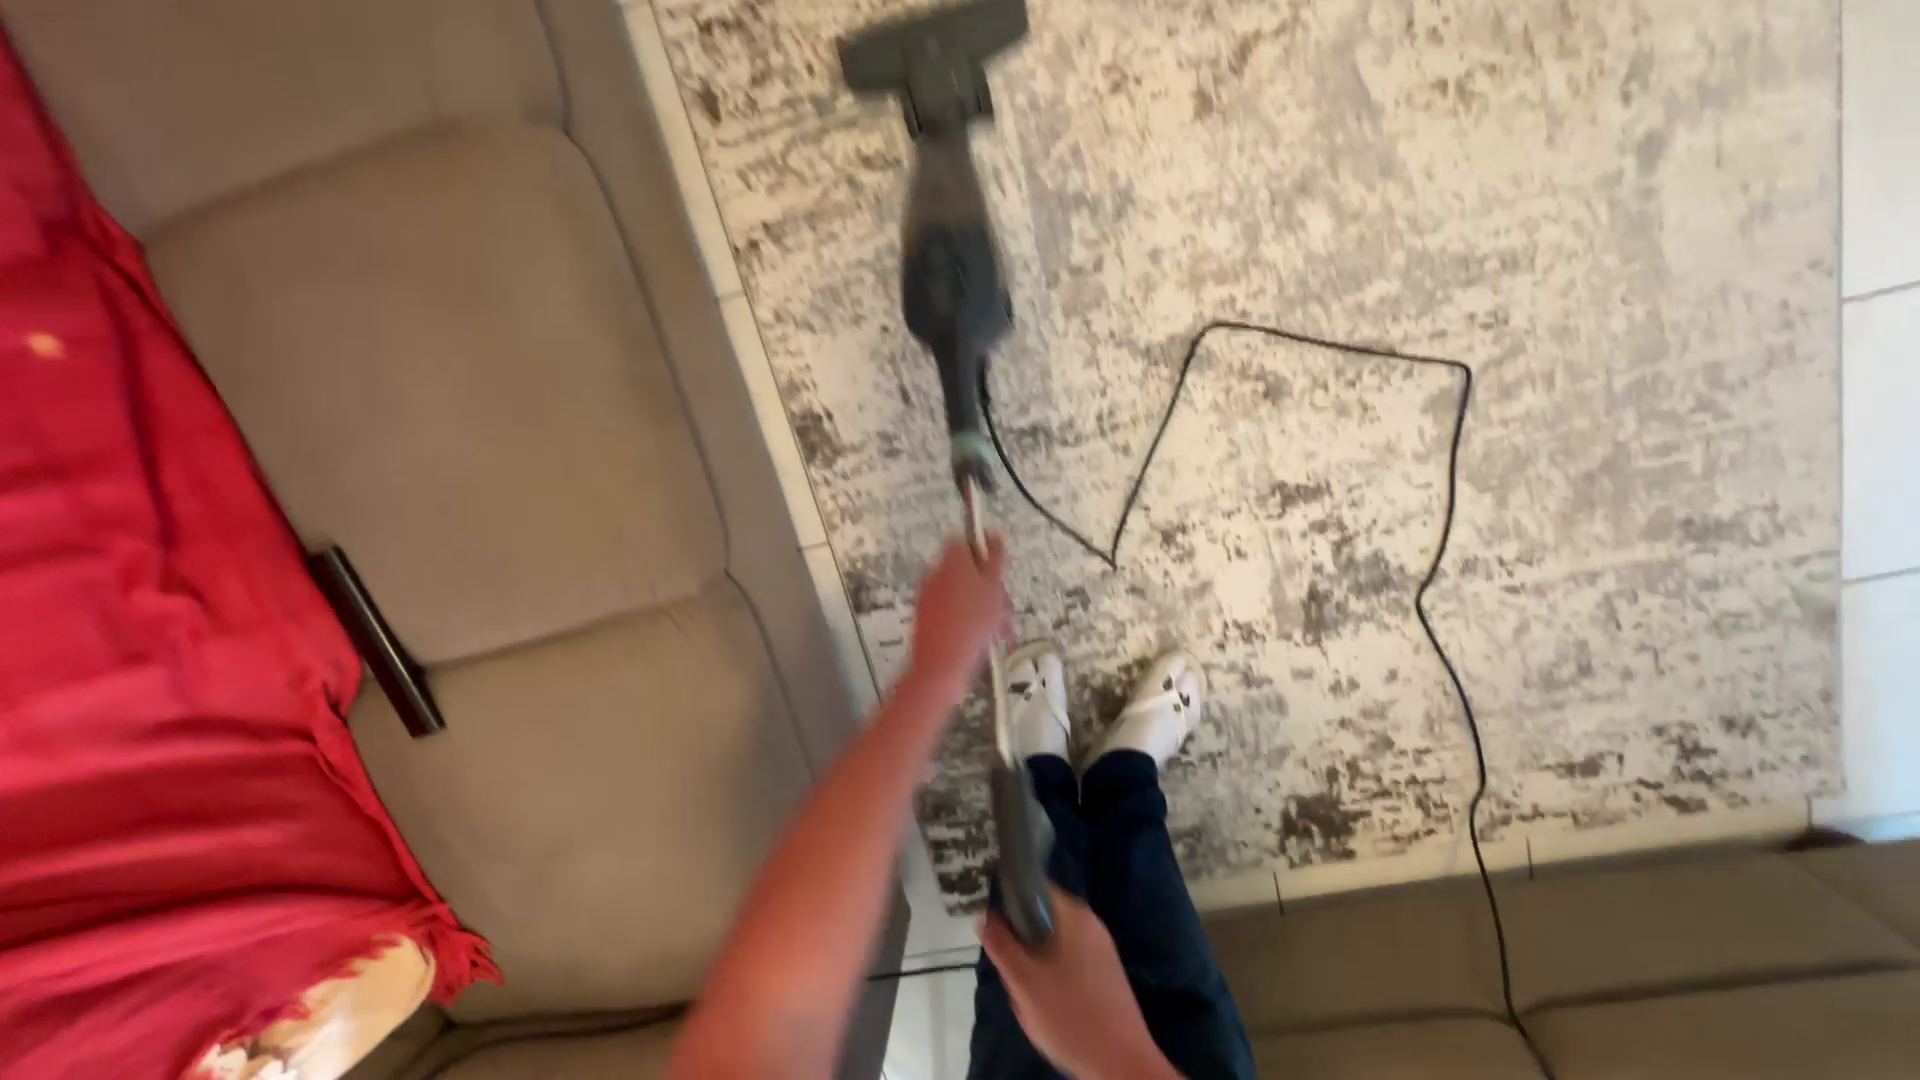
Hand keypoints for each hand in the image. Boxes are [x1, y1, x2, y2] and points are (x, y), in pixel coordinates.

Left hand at [907, 535, 1010, 695]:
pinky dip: (968, 620)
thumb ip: (995, 560)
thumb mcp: (992, 588)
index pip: (966, 543)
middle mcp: (935, 574)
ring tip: (1001, 631)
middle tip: (1005, 608)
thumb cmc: (972, 624)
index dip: (985, 554)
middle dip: (989, 588)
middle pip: (966, 571)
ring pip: (962, 594)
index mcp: (951, 562)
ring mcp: (928, 597)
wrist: (941, 666)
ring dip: (983, 608)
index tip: (999, 574)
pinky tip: (984, 640)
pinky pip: (952, 612)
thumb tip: (994, 535)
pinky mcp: (926, 619)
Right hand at [981, 888, 1180, 1079]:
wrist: (1122, 1065)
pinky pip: (1068, 959)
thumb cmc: (1071, 1016)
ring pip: (1052, 941)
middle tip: (1008, 967)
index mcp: (1074, 914)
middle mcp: (1090, 923)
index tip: (990, 920)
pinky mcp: (1104, 971)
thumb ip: (1001, 945)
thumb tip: (983, 915)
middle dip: (1021, 939)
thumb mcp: (1024, 981)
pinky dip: (1051, 972)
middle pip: (1042, 916)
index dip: (1007, 898)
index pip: (1033, 887)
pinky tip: (1045, 1001)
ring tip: (1025, 989)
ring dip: (1034, 961)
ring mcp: (1100, 947)